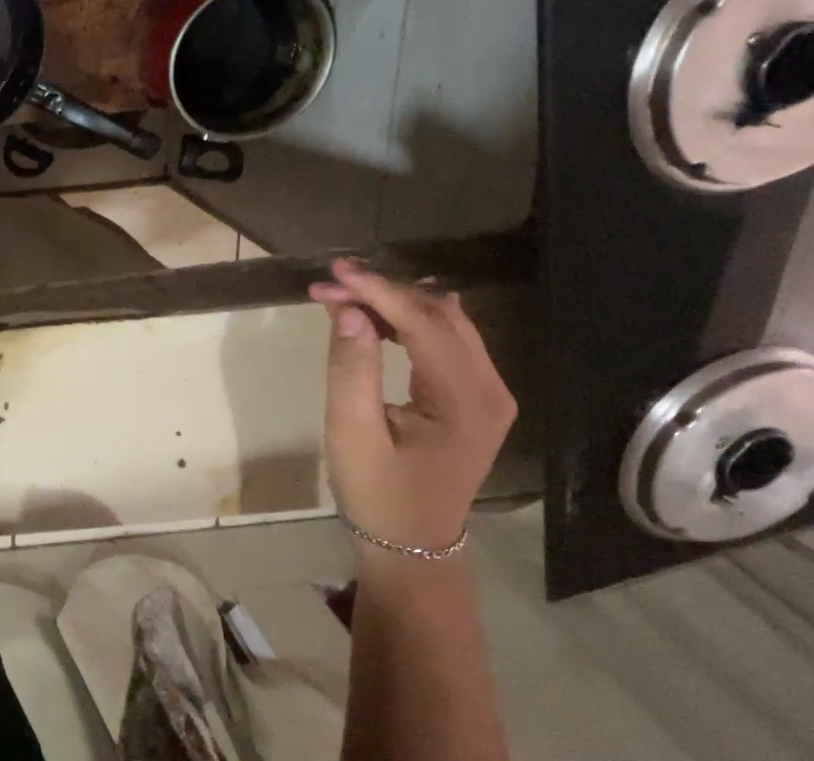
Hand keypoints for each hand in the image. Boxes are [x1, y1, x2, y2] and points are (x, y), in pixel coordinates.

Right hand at [308, 259, 516, 555]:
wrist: (411, 544)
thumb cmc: (379, 493)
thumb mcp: (352, 433)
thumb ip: (352, 371)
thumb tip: (350, 312)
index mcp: (467, 400)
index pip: (423, 323)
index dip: (377, 291)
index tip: (331, 273)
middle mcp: (490, 389)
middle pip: (440, 316)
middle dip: (382, 293)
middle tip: (326, 287)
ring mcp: (487, 394)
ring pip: (444, 325)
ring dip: (393, 305)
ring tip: (341, 299)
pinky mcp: (473, 399)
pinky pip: (443, 343)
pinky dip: (405, 324)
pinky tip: (372, 322)